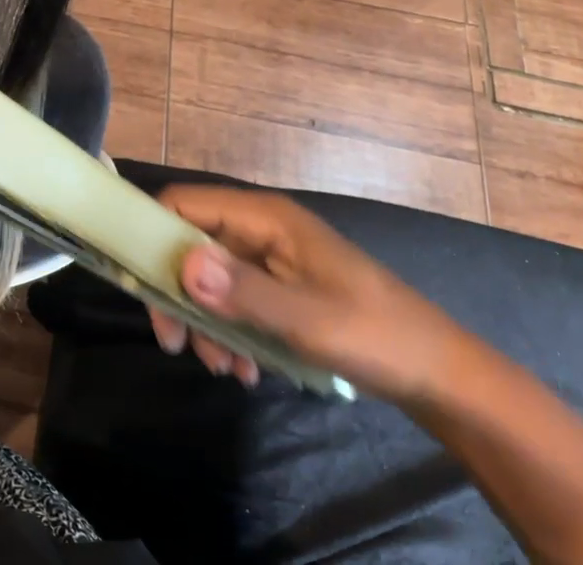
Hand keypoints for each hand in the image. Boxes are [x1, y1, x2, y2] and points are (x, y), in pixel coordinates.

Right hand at [146, 185, 471, 403]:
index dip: (151, 236)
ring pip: (207, 278)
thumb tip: (180, 265)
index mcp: (265, 218)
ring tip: (223, 369)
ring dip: (204, 323)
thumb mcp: (307, 319)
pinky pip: (232, 299)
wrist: (443, 378)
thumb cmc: (377, 337)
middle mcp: (261, 229)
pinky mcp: (279, 287)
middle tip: (174, 343)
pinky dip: (228, 332)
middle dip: (178, 296)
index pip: (182, 204)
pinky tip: (244, 370)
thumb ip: (242, 291)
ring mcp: (271, 258)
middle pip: (188, 245)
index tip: (139, 287)